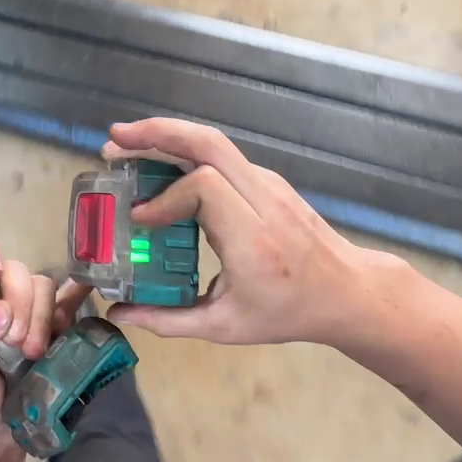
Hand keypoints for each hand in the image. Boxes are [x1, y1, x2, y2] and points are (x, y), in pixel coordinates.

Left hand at [0, 228, 93, 451]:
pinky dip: (78, 296)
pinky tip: (87, 295)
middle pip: (17, 271)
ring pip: (45, 288)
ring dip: (43, 317)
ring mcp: (28, 309)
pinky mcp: (55, 326)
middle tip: (16, 343)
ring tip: (35, 354)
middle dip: (21, 302)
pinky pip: (70, 302)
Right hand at [101, 118, 413, 347]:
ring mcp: (267, 183)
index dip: (165, 197)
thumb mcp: (226, 327)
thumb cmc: (288, 312)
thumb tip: (119, 312)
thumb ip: (169, 321)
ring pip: (214, 142)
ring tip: (124, 142)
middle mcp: (263, 199)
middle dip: (158, 134)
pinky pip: (220, 154)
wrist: (347, 291)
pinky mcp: (265, 179)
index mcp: (254, 238)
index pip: (205, 187)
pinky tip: (155, 159)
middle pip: (209, 144)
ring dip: (166, 135)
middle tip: (114, 140)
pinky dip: (183, 148)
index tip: (139, 217)